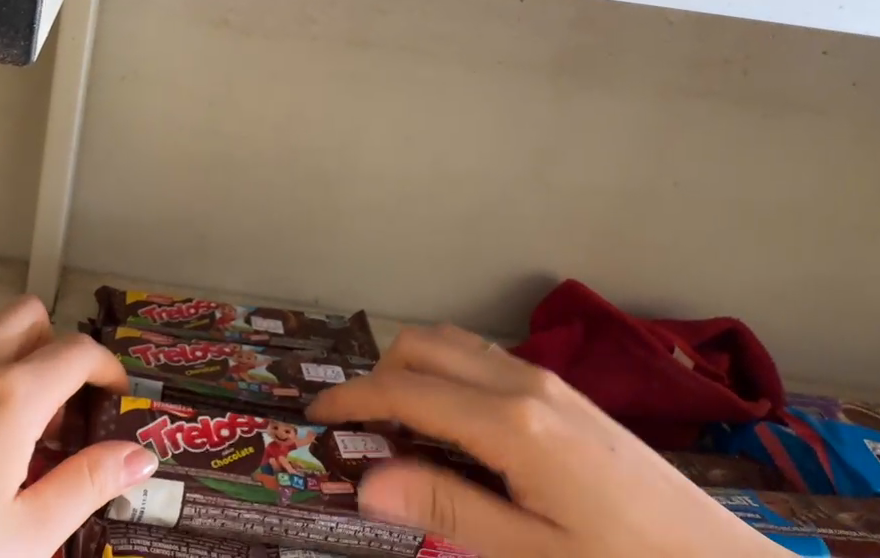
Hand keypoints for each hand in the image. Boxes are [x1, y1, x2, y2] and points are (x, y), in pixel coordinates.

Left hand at [0, 297, 158, 557]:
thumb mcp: (28, 533)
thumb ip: (88, 482)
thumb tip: (142, 456)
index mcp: (14, 396)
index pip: (78, 351)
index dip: (106, 367)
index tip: (113, 395)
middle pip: (29, 313)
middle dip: (53, 346)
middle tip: (56, 405)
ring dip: (4, 340)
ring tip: (8, 399)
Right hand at [308, 325, 787, 557]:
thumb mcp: (535, 556)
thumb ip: (448, 510)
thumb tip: (365, 481)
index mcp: (509, 423)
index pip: (405, 392)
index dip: (353, 398)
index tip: (317, 414)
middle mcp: (521, 382)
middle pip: (422, 346)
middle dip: (378, 376)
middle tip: (363, 430)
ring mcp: (545, 379)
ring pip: (451, 343)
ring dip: (412, 368)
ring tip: (401, 425)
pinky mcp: (562, 390)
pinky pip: (481, 356)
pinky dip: (445, 371)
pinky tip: (455, 424)